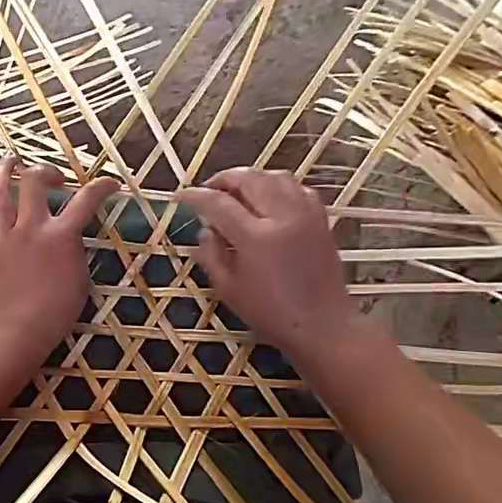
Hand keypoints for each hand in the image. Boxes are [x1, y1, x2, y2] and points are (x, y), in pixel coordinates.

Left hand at [0, 157, 119, 355]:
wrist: (22, 329)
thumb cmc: (59, 310)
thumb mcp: (81, 277)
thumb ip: (74, 250)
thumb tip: (69, 238)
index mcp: (61, 235)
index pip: (87, 200)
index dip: (102, 186)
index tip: (110, 184)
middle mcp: (31, 227)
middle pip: (34, 182)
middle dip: (45, 171)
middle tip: (53, 178)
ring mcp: (5, 236)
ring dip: (3, 171)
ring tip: (10, 160)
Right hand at [176, 168, 357, 358]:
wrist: (322, 326)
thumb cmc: (270, 313)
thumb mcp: (228, 289)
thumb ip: (211, 254)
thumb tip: (206, 228)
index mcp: (255, 238)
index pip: (218, 203)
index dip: (195, 196)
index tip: (180, 196)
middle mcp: (282, 217)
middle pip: (249, 178)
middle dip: (223, 179)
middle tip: (208, 190)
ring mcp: (305, 215)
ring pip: (275, 176)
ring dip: (251, 178)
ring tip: (237, 191)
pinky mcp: (320, 219)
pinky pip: (297, 188)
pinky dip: (278, 185)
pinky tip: (268, 198)